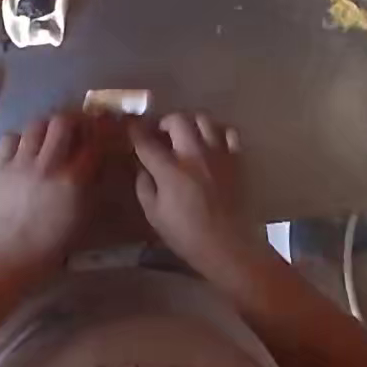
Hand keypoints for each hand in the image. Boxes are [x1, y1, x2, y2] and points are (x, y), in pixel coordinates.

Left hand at [0, 112, 102, 278]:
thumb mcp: (81, 216)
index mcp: (72, 180)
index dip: (101, 134)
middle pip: (63, 122)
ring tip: (49, 137)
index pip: (93, 143)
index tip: (103, 132)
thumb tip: (96, 163)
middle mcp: (48, 164)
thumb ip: (90, 186)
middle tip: (75, 129)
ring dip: (46, 128)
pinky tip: (24, 151)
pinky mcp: (0, 167)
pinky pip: (11, 138)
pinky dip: (20, 140)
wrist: (9, 257)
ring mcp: (21, 163)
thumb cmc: (51, 244)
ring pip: (36, 125)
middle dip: (73, 121)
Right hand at [129, 112, 272, 281]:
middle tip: (160, 133)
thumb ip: (145, 186)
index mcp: (170, 170)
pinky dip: (218, 131)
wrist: (228, 247)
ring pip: (204, 119)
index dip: (134, 130)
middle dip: (163, 121)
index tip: (129, 125)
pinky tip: (211, 141)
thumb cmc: (187, 236)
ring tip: (185, 133)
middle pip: (177, 120)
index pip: (146, 141)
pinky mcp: (236, 160)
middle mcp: (194, 154)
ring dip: (190, 122)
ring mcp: (218, 154)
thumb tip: (143, 167)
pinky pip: (229, 132)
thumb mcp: (154, 215)